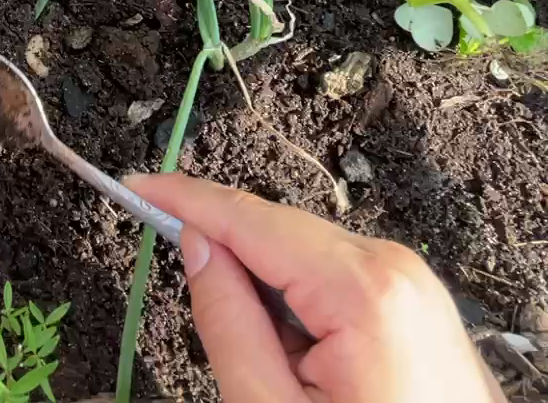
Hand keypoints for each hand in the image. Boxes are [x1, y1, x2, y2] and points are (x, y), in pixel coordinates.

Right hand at [126, 174, 505, 402]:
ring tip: (266, 361)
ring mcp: (411, 284)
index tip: (132, 186)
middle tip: (189, 294)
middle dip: (224, 250)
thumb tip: (196, 242)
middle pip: (274, 230)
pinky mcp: (415, 305)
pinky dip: (294, 299)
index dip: (182, 198)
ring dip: (260, 283)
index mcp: (362, 290)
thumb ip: (227, 319)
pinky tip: (296, 357)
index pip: (247, 217)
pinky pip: (330, 276)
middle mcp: (394, 268)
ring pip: (299, 251)